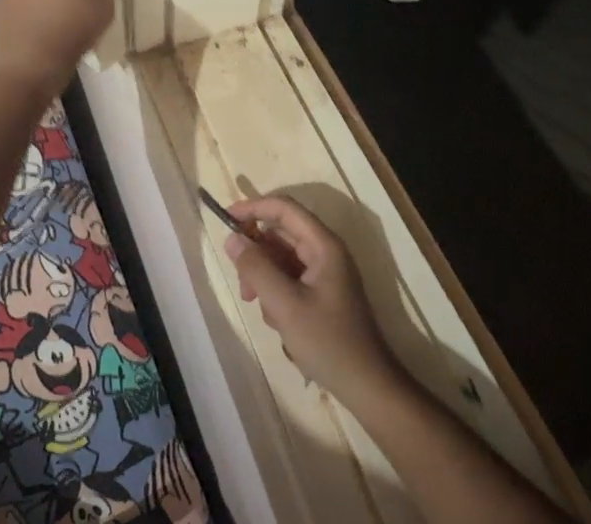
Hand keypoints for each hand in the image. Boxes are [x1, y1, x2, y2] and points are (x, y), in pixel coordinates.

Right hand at [223, 195, 405, 405]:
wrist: (365, 383)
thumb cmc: (327, 341)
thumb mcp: (284, 304)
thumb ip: (256, 268)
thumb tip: (232, 238)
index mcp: (324, 245)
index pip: (284, 209)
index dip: (253, 208)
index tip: (225, 219)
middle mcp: (326, 252)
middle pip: (281, 234)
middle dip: (257, 255)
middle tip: (244, 286)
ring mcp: (325, 273)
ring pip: (282, 259)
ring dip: (265, 279)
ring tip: (265, 310)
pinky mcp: (322, 293)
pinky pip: (290, 279)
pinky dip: (277, 294)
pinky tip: (279, 321)